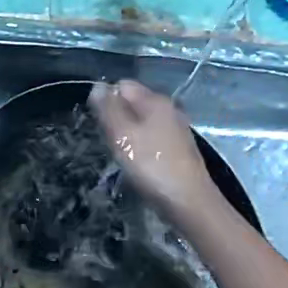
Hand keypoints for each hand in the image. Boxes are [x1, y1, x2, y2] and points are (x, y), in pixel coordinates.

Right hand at [87, 80, 219, 217]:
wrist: (189, 201)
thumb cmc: (152, 165)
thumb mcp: (122, 134)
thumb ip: (108, 108)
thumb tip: (97, 86)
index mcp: (155, 100)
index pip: (123, 85)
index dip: (106, 100)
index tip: (100, 124)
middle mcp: (169, 109)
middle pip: (133, 103)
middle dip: (117, 119)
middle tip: (110, 142)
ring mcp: (176, 130)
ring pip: (142, 123)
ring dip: (129, 136)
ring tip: (123, 156)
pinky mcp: (179, 149)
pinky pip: (153, 139)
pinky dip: (142, 148)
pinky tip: (139, 165)